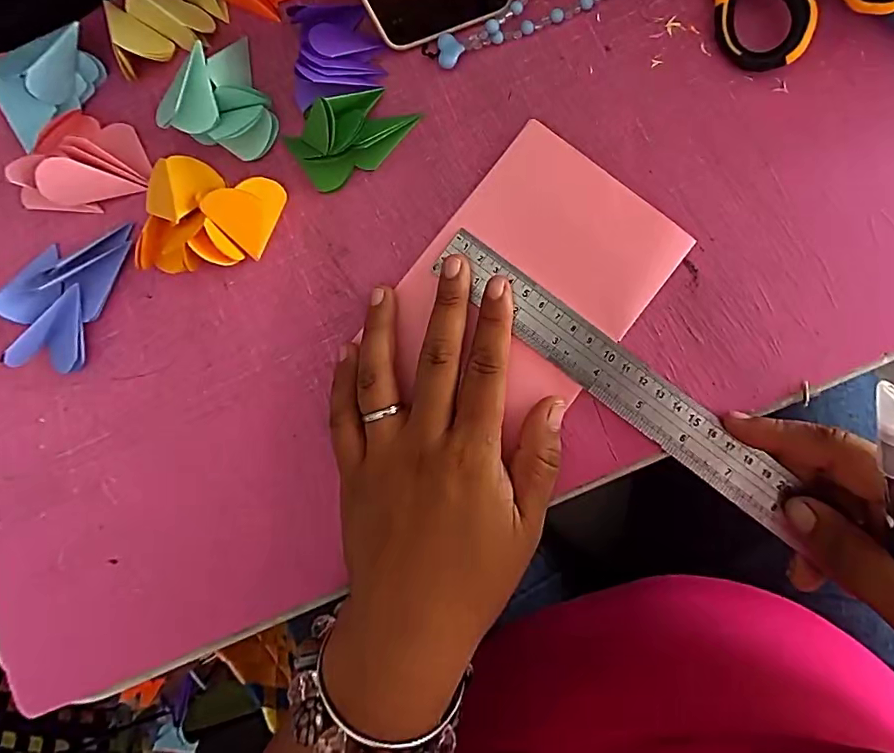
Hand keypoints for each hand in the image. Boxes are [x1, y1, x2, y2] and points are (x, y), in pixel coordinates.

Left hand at [322, 254, 565, 741]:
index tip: (498, 286)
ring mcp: (382, 457)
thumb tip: (552, 404)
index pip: (486, 373)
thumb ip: (540, 460)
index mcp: (472, 455)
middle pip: (435, 361)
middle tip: (451, 263)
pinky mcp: (352, 474)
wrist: (407, 630)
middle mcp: (425, 445)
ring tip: (383, 292)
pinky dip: (342, 381)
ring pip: (379, 380)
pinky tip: (347, 350)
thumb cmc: (476, 577)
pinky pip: (342, 418)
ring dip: (381, 331)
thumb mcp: (526, 526)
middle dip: (446, 306)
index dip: (494, 325)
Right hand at [719, 412, 893, 608]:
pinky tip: (840, 577)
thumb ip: (852, 556)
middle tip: (763, 524)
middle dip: (796, 492)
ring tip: (806, 574)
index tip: (731, 426)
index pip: (836, 450)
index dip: (777, 436)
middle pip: (842, 473)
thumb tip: (794, 509)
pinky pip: (881, 529)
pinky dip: (851, 548)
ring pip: (857, 505)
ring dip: (824, 530)